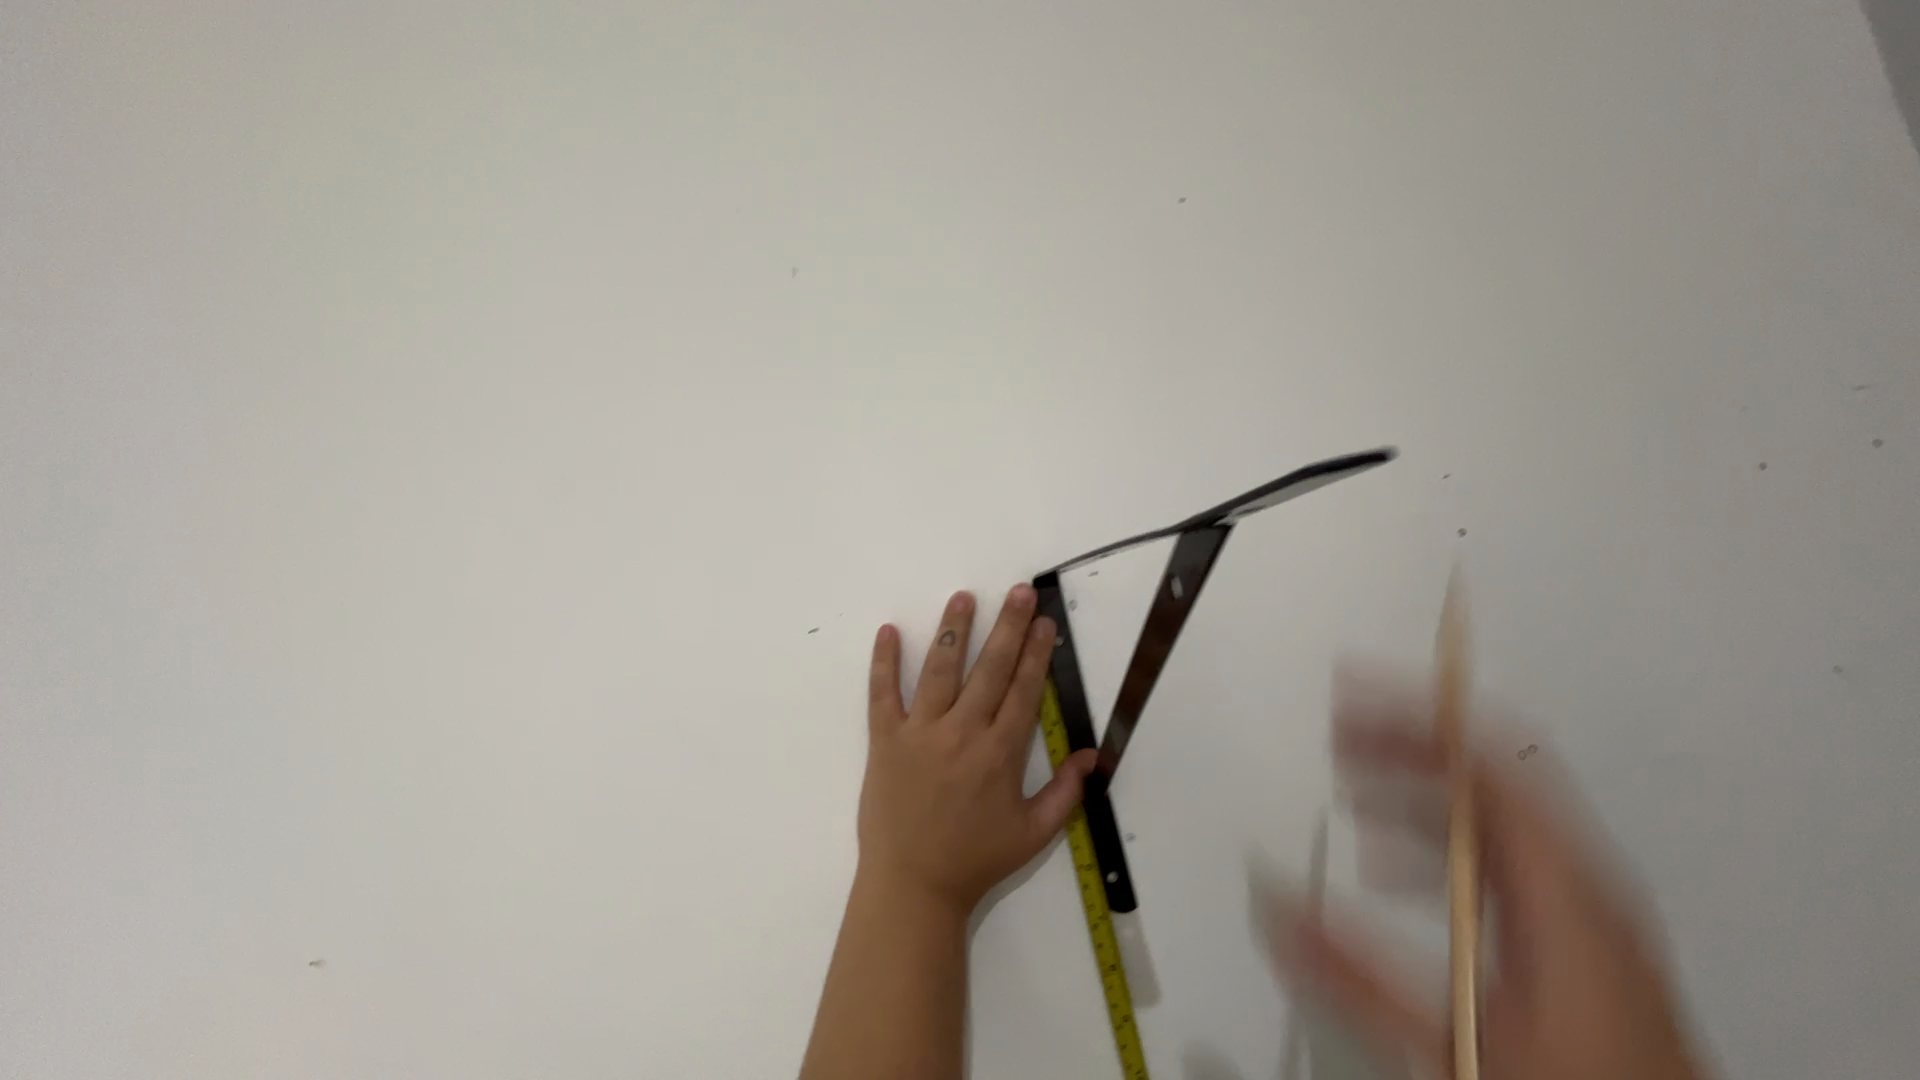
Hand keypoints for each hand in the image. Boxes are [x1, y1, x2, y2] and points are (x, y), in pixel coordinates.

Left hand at [857, 585, 1099, 915]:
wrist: (912, 885)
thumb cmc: (975, 860)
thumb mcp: (1033, 834)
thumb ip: (1066, 793)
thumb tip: (1092, 755)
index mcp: (999, 753)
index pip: (1024, 690)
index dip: (1037, 653)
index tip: (1045, 623)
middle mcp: (962, 732)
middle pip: (990, 668)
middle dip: (1008, 626)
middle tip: (1019, 591)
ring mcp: (920, 732)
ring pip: (940, 670)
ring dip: (954, 629)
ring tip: (964, 596)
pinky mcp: (885, 740)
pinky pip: (882, 694)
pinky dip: (884, 662)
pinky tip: (888, 631)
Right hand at [1259, 674, 1708, 1079]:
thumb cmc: (1566, 1078)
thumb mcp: (1449, 1031)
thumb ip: (1352, 967)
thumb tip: (1270, 895)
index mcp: (1561, 887)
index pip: (1487, 761)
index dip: (1416, 715)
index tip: (1350, 689)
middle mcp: (1580, 882)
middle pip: (1488, 777)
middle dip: (1403, 745)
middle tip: (1336, 736)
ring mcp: (1587, 908)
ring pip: (1494, 815)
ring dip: (1416, 792)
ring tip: (1352, 795)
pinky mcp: (1580, 935)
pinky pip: (1503, 854)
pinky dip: (1439, 838)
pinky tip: (1393, 871)